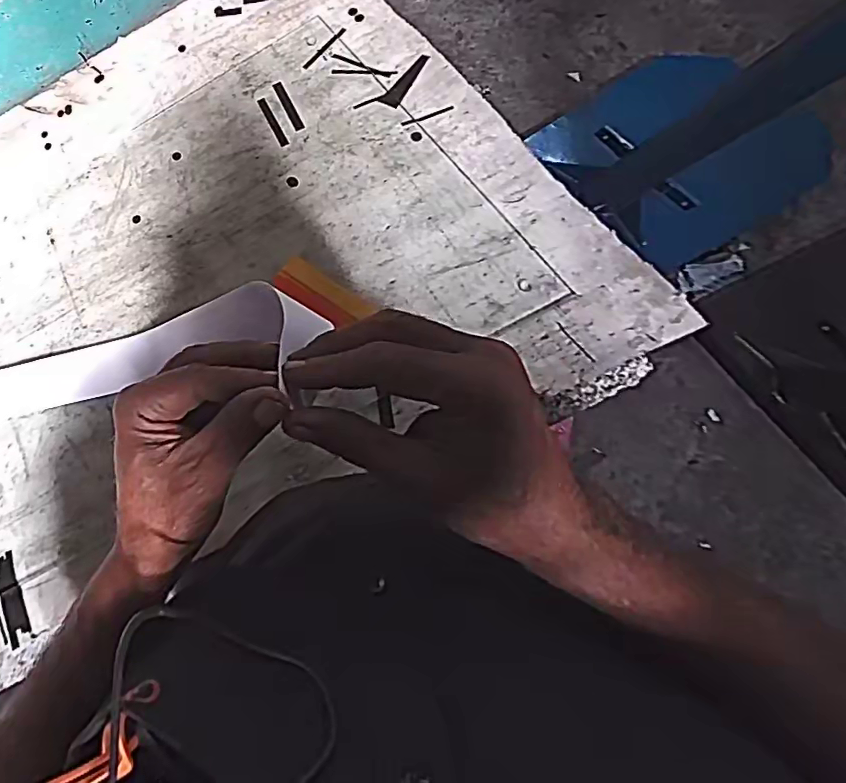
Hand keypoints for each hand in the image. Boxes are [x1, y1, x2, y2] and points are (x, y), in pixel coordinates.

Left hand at [110, 342, 289, 586]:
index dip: (242, 377)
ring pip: (206, 370)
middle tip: (281, 364)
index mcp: (141, 405)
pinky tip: (261, 391)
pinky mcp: (177, 416)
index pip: (199, 376)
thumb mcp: (206, 471)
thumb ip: (237, 427)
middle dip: (244, 362)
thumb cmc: (163, 520)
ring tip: (277, 374)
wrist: (154, 550)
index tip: (276, 383)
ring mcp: (161, 405)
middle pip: (201, 362)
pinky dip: (237, 388)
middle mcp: (146, 398)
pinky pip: (210, 389)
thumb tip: (270, 397)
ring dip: (242, 370)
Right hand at [281, 310, 597, 569]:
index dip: (332, 366)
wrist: (553, 517)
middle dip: (340, 346)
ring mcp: (482, 350)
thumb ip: (354, 441)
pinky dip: (381, 351)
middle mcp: (481, 352)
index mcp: (475, 381)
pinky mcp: (478, 358)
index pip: (387, 359)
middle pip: (394, 329)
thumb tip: (298, 419)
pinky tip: (356, 369)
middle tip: (299, 366)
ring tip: (318, 366)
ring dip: (357, 344)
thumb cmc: (493, 507)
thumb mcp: (417, 479)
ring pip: (404, 328)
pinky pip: (419, 340)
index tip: (293, 376)